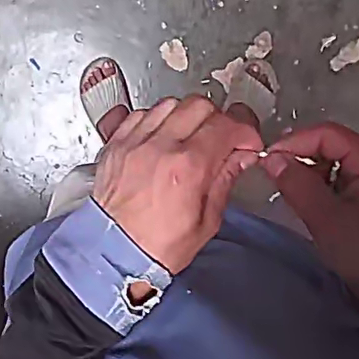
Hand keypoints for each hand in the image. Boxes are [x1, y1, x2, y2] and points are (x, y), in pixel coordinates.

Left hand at [93, 95, 264, 272]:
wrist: (112, 255)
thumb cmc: (155, 247)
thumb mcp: (206, 222)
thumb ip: (224, 181)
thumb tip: (239, 157)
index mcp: (187, 168)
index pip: (226, 126)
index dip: (244, 132)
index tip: (246, 143)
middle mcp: (158, 148)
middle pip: (199, 106)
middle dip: (218, 120)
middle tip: (220, 139)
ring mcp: (133, 143)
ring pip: (169, 104)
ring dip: (186, 116)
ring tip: (189, 138)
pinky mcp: (115, 146)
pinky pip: (139, 115)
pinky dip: (155, 120)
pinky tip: (161, 138)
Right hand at [261, 122, 358, 304]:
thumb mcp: (326, 217)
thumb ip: (297, 183)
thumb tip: (272, 159)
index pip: (328, 135)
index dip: (295, 143)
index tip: (268, 160)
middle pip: (331, 146)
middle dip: (301, 159)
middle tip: (277, 178)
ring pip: (333, 164)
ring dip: (309, 175)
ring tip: (293, 195)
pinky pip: (339, 181)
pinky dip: (320, 187)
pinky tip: (310, 204)